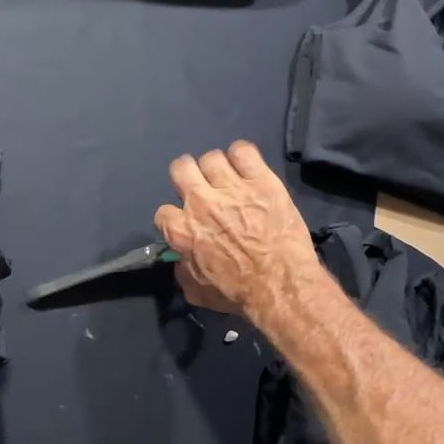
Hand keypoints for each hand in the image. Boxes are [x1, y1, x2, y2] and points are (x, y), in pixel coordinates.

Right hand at [153, 141, 319, 318]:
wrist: (279, 283)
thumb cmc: (237, 293)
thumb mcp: (197, 292)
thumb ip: (183, 271)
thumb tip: (182, 261)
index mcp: (182, 231)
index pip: (163, 211)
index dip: (172, 217)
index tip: (185, 222)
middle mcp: (201, 203)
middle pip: (181, 169)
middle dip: (186, 176)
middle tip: (199, 187)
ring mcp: (232, 188)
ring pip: (211, 158)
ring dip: (216, 168)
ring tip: (227, 179)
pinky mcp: (261, 180)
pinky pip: (244, 151)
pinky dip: (241, 156)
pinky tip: (247, 169)